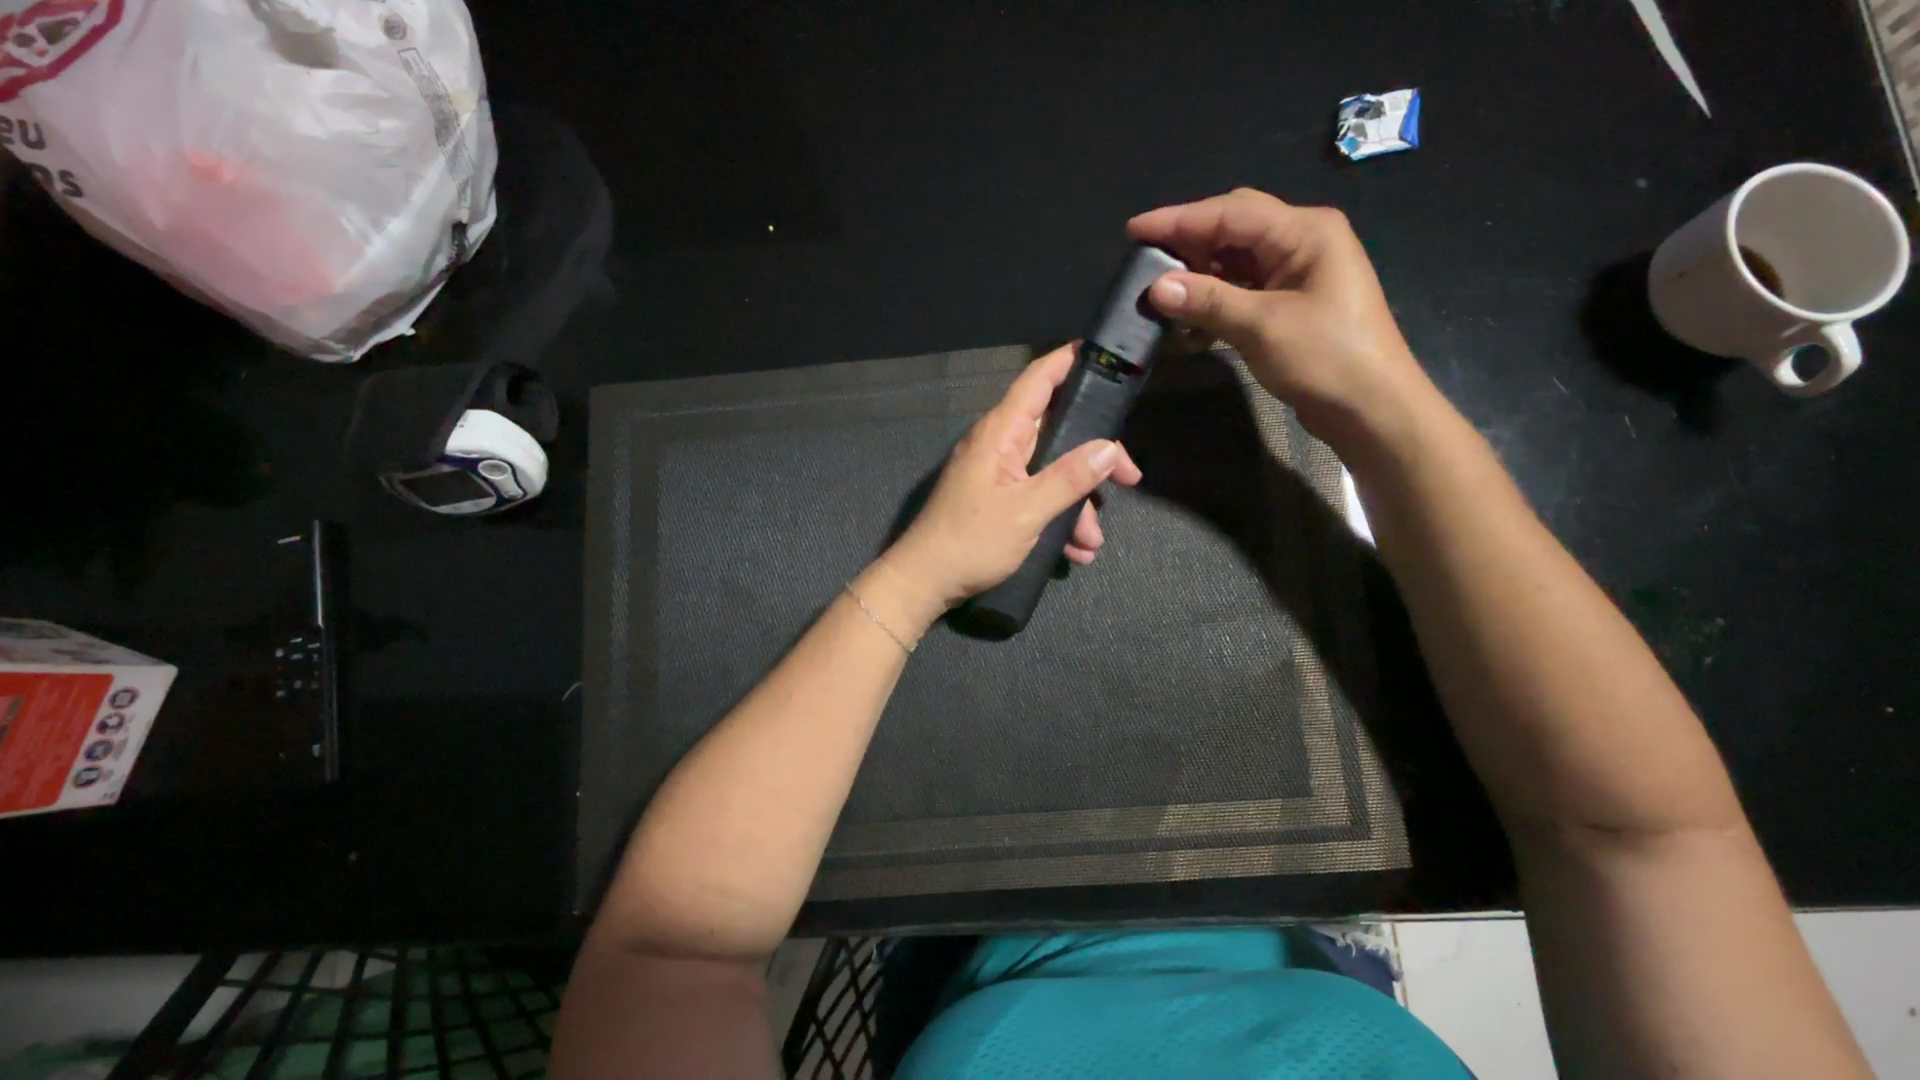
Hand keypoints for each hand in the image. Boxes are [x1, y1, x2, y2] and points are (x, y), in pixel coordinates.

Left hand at [883, 343, 1142, 608]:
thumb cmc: (972, 541)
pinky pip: (1038, 497)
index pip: (1038, 381)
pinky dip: (1058, 519)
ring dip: (1078, 504)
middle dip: (1095, 457)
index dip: (1068, 361)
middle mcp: (999, 444)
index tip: (1102, 352)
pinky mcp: (997, 499)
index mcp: (1001, 433)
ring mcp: (998, 472)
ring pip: (1052, 471)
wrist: (926, 582)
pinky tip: (1074, 551)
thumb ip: (1069, 477)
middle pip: (1058, 430)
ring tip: (1092, 542)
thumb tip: (1109, 448)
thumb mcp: (1027, 511)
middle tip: (1129, 479)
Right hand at [1127, 188, 1437, 453]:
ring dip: (1199, 278)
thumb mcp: (1262, 326)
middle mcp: (1302, 241)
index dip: (1178, 220)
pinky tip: (1189, 327)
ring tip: (1160, 296)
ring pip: (1235, 261)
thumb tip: (1156, 287)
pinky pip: (1244, 290)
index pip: (1230, 212)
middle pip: (1233, 228)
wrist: (1373, 410)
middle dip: (1189, 244)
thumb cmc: (1327, 358)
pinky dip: (1215, 303)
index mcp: (1305, 231)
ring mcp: (1298, 273)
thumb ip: (1207, 301)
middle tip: (1145, 262)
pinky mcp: (1291, 304)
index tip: (1133, 230)